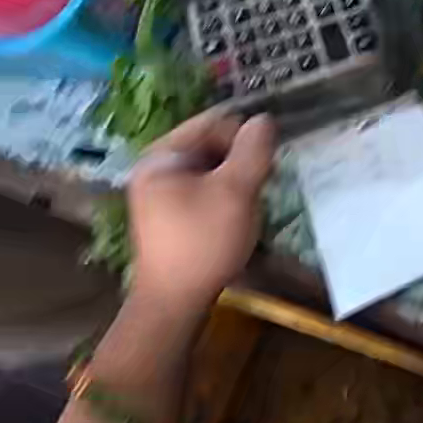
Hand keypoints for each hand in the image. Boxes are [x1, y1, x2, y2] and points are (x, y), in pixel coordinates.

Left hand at [126, 109, 276, 311]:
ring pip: (213, 164)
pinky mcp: (173, 210)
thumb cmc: (203, 242)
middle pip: (212, 141)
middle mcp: (157, 166)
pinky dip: (226, 191)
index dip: (244, 135)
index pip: (213, 122)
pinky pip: (207, 184)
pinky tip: (237, 211)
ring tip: (250, 200)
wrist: (175, 304)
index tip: (265, 160)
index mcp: (162, 155)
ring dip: (237, 175)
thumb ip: (253, 149)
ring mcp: (163, 189)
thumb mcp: (235, 190)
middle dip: (241, 157)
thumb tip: (265, 119)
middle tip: (260, 182)